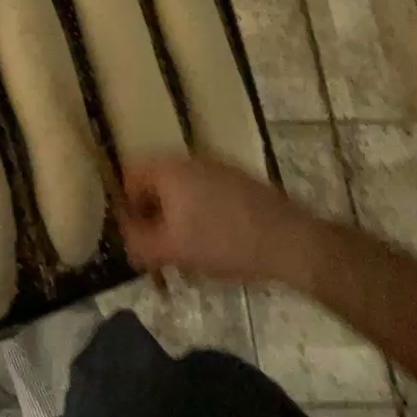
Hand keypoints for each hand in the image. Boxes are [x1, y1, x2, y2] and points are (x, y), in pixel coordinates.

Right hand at [118, 156, 313, 283]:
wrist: (290, 241)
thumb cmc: (223, 242)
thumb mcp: (172, 249)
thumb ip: (138, 243)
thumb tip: (125, 238)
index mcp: (168, 168)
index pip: (130, 178)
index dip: (129, 209)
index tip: (139, 239)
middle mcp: (190, 159)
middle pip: (158, 186)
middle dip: (157, 219)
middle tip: (164, 252)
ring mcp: (219, 167)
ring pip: (185, 193)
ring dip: (181, 221)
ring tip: (193, 256)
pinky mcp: (241, 181)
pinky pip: (209, 196)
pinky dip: (205, 217)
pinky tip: (219, 247)